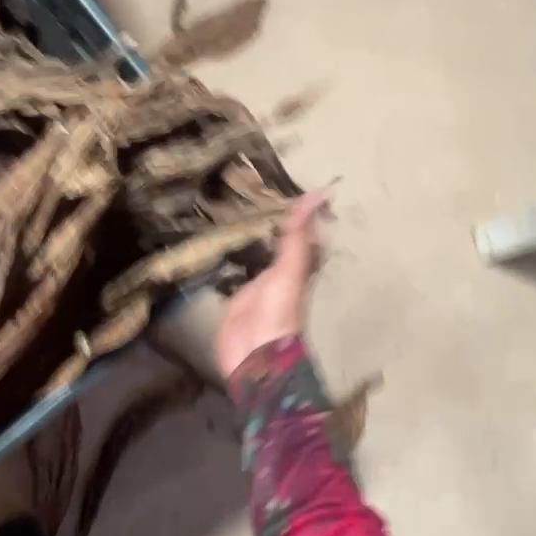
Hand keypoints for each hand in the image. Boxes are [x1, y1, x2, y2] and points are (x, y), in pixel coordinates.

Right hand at [214, 194, 326, 379]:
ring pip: (255, 252)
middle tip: (252, 190)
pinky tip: (218, 242)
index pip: (299, 230)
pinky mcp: (235, 296)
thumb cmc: (277, 311)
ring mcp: (255, 284)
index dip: (296, 209)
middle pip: (275, 239)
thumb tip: (317, 194)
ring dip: (248, 235)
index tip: (284, 181)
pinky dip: (228, 256)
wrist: (253, 353)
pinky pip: (233, 269)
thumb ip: (298, 234)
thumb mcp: (290, 268)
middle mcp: (277, 270)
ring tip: (233, 208)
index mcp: (296, 264)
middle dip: (268, 218)